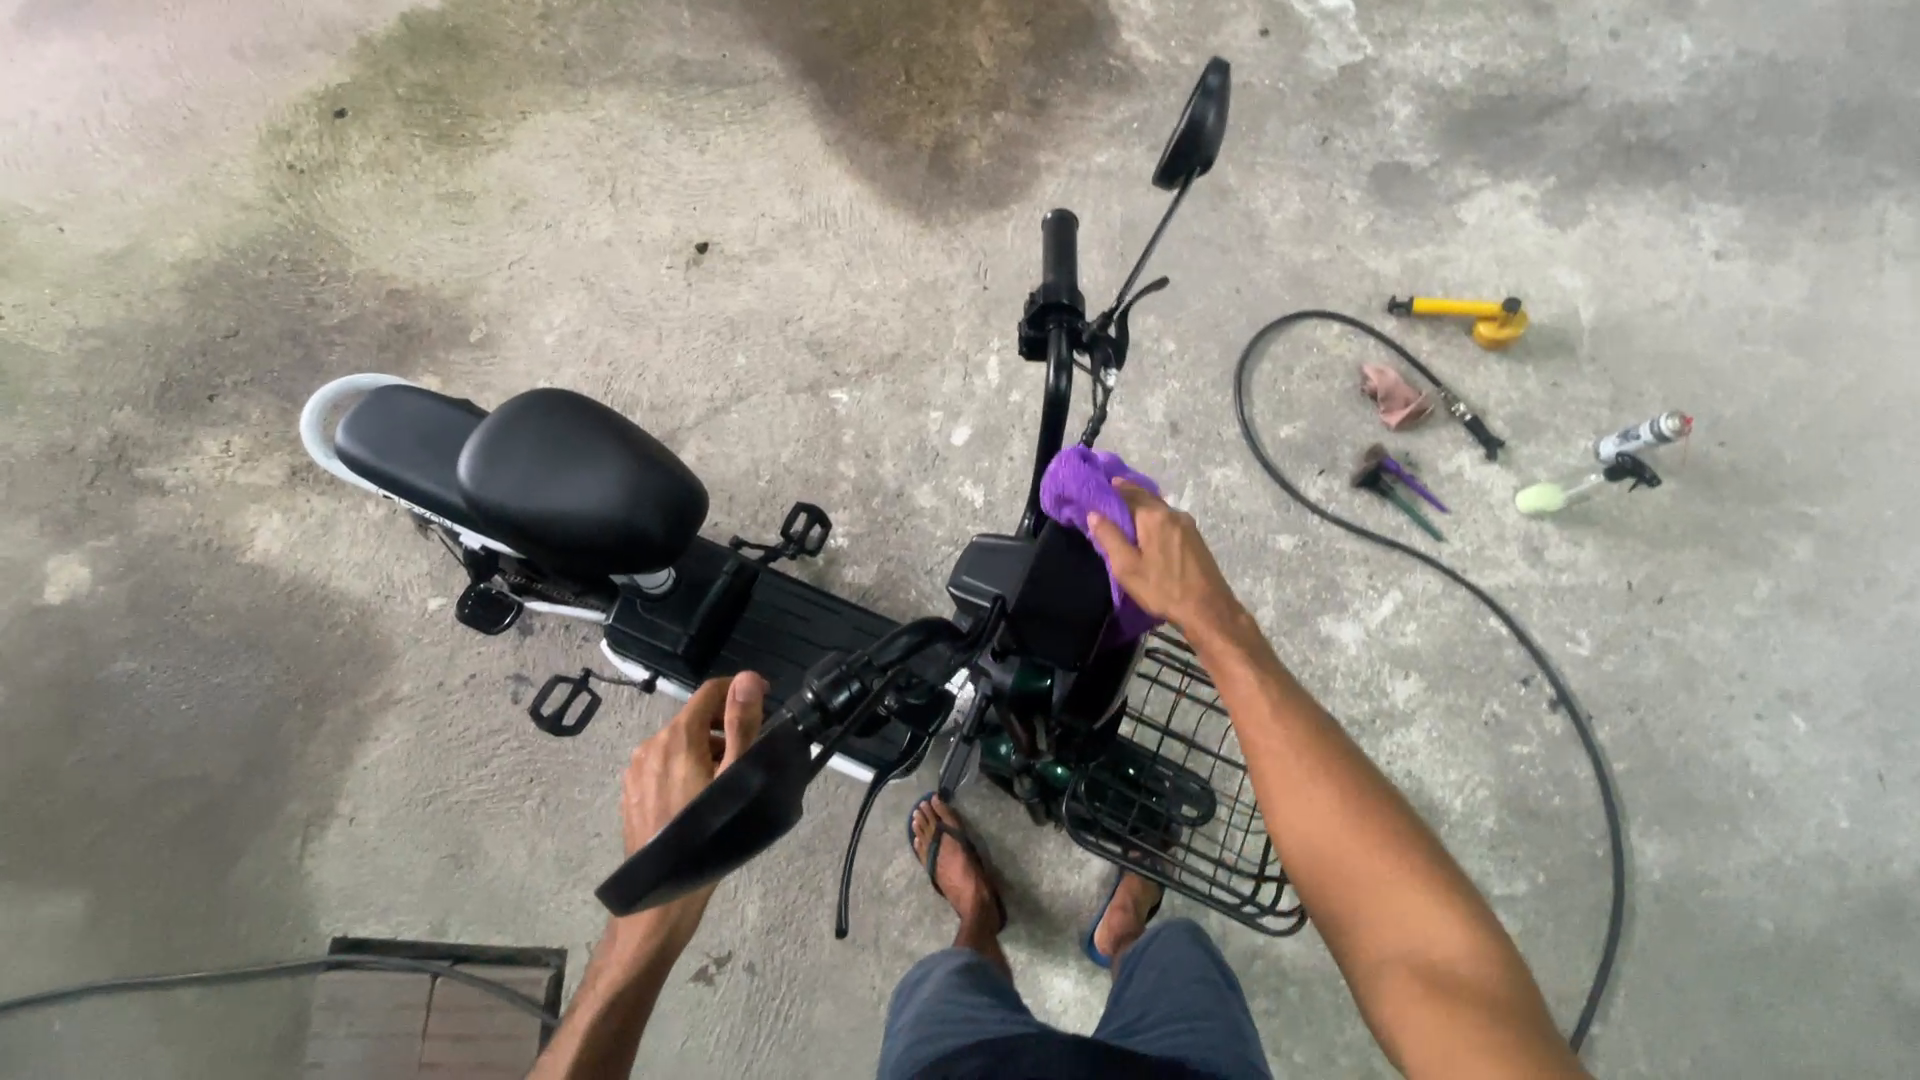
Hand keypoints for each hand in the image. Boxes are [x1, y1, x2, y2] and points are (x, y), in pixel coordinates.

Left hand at [613, 672, 766, 952]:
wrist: (663, 892)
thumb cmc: (709, 833)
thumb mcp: (735, 777)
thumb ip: (742, 723)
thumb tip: (747, 678)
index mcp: (678, 736)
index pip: (711, 691)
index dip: (741, 689)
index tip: (765, 700)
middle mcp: (651, 745)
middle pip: (695, 716)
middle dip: (725, 724)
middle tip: (750, 749)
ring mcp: (637, 769)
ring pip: (679, 741)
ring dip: (705, 746)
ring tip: (727, 778)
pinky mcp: (631, 790)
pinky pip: (663, 763)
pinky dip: (685, 765)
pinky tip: (699, 795)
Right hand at [1087, 479, 1243, 634]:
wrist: (1208, 609)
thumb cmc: (1162, 589)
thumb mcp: (1127, 567)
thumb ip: (1109, 537)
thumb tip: (1094, 513)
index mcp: (1154, 516)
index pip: (1129, 492)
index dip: (1113, 488)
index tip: (1100, 486)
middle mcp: (1173, 513)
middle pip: (1147, 497)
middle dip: (1128, 494)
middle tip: (1110, 495)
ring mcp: (1188, 525)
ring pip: (1159, 510)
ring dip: (1142, 508)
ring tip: (1126, 514)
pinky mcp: (1195, 538)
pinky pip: (1169, 520)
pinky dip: (1154, 519)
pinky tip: (1148, 530)